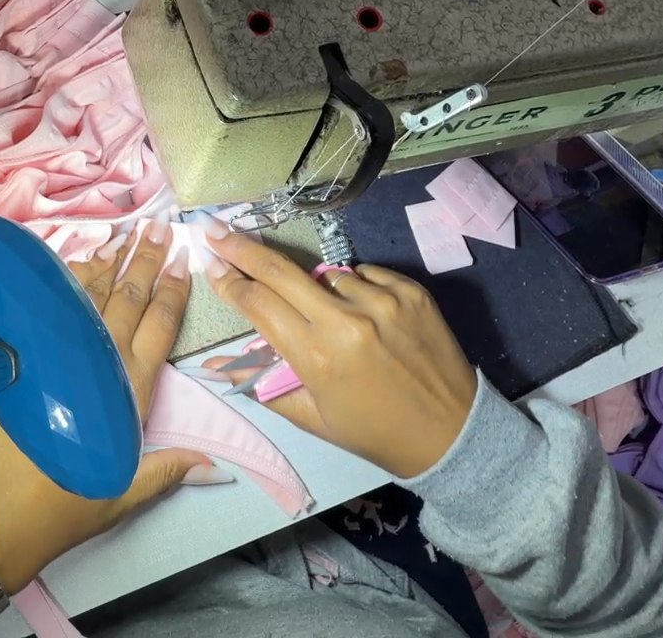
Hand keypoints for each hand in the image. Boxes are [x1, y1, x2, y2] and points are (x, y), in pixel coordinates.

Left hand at [0, 225, 219, 592]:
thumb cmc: (50, 510)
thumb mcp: (115, 499)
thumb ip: (164, 472)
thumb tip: (213, 467)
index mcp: (126, 390)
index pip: (159, 326)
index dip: (172, 291)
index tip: (180, 260)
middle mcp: (96, 359)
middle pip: (127, 297)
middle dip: (146, 259)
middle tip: (159, 228)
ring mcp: (54, 348)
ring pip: (90, 292)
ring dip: (109, 261)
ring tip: (125, 236)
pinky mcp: (17, 345)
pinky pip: (50, 301)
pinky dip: (68, 278)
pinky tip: (78, 263)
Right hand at [200, 225, 478, 478]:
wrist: (452, 432)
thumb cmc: (373, 430)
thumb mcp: (313, 418)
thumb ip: (262, 384)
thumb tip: (214, 363)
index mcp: (317, 357)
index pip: (259, 304)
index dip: (230, 282)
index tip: (210, 262)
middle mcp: (346, 322)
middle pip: (279, 271)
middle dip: (242, 248)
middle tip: (216, 229)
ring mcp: (380, 300)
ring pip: (324, 274)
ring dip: (316, 287)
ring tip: (337, 320)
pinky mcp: (409, 290)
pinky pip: (363, 273)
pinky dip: (355, 287)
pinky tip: (367, 314)